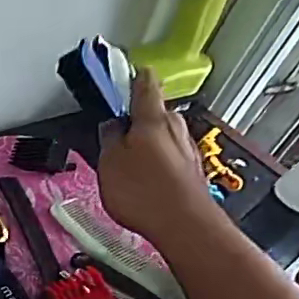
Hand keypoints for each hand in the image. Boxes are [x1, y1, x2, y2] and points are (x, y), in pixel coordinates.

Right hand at [95, 67, 217, 242]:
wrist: (182, 223)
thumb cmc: (145, 193)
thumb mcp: (109, 163)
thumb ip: (108, 139)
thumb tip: (110, 127)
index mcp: (152, 118)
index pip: (144, 84)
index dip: (131, 77)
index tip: (122, 75)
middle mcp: (174, 127)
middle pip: (152, 113)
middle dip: (133, 122)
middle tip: (112, 137)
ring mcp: (185, 148)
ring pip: (160, 137)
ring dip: (143, 146)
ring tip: (124, 169)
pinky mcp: (190, 169)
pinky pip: (166, 159)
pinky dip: (153, 165)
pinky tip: (141, 185)